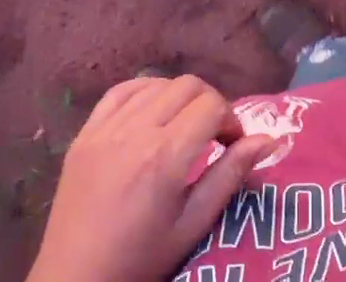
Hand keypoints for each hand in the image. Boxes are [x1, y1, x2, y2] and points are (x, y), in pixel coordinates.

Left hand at [28, 75, 274, 281]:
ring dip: (179, 97)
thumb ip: (230, 176)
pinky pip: (119, 91)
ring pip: (156, 84)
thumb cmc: (140, 259)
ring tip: (182, 126)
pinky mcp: (85, 133)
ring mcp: (106, 128)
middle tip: (213, 134)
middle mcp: (136, 131)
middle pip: (187, 85)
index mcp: (166, 156)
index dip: (231, 119)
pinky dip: (143, 92)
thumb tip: (270, 139)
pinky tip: (151, 112)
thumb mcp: (192, 225)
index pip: (212, 105)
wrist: (74, 280)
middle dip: (210, 102)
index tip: (232, 144)